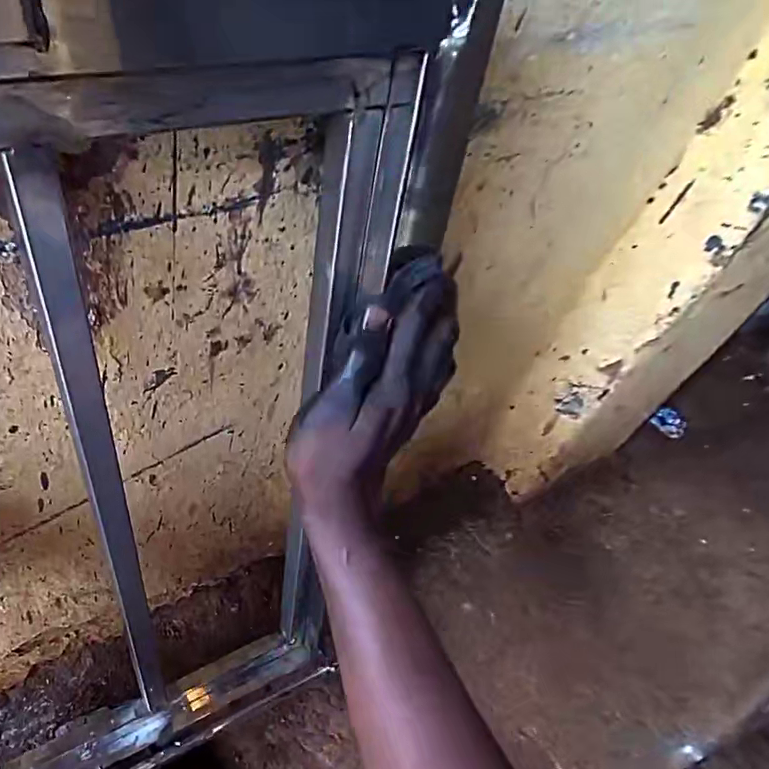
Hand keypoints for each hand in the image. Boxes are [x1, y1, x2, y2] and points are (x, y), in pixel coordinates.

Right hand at [287, 247, 458, 526]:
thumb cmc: (323, 456)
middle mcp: (411, 392)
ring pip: (441, 360)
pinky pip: (435, 380)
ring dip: (445, 329)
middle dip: (441, 306)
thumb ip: (358, 359)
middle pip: (436, 340)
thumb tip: (379, 313)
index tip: (430, 266)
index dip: (421, 295)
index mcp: (392, 384)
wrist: (339, 502)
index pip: (413, 328)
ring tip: (445, 305)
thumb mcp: (330, 405)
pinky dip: (441, 357)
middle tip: (444, 276)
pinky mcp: (408, 420)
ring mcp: (413, 408)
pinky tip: (438, 354)